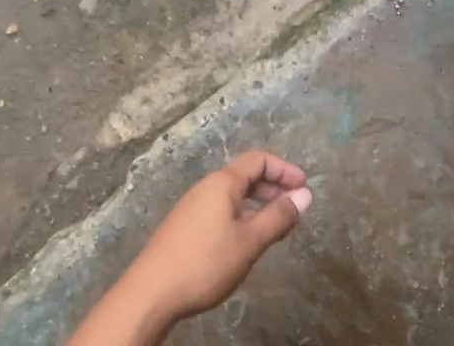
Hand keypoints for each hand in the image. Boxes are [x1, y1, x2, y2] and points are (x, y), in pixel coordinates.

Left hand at [119, 150, 311, 321]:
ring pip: (232, 194)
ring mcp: (191, 207)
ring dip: (257, 203)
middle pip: (245, 174)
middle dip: (272, 186)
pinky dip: (240, 215)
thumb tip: (304, 195)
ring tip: (273, 225)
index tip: (303, 187)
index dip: (284, 169)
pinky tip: (243, 240)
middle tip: (293, 206)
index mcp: (222, 182)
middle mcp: (206, 187)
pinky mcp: (183, 227)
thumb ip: (278, 217)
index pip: (258, 159)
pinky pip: (220, 209)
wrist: (149, 295)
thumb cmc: (204, 263)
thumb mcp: (249, 241)